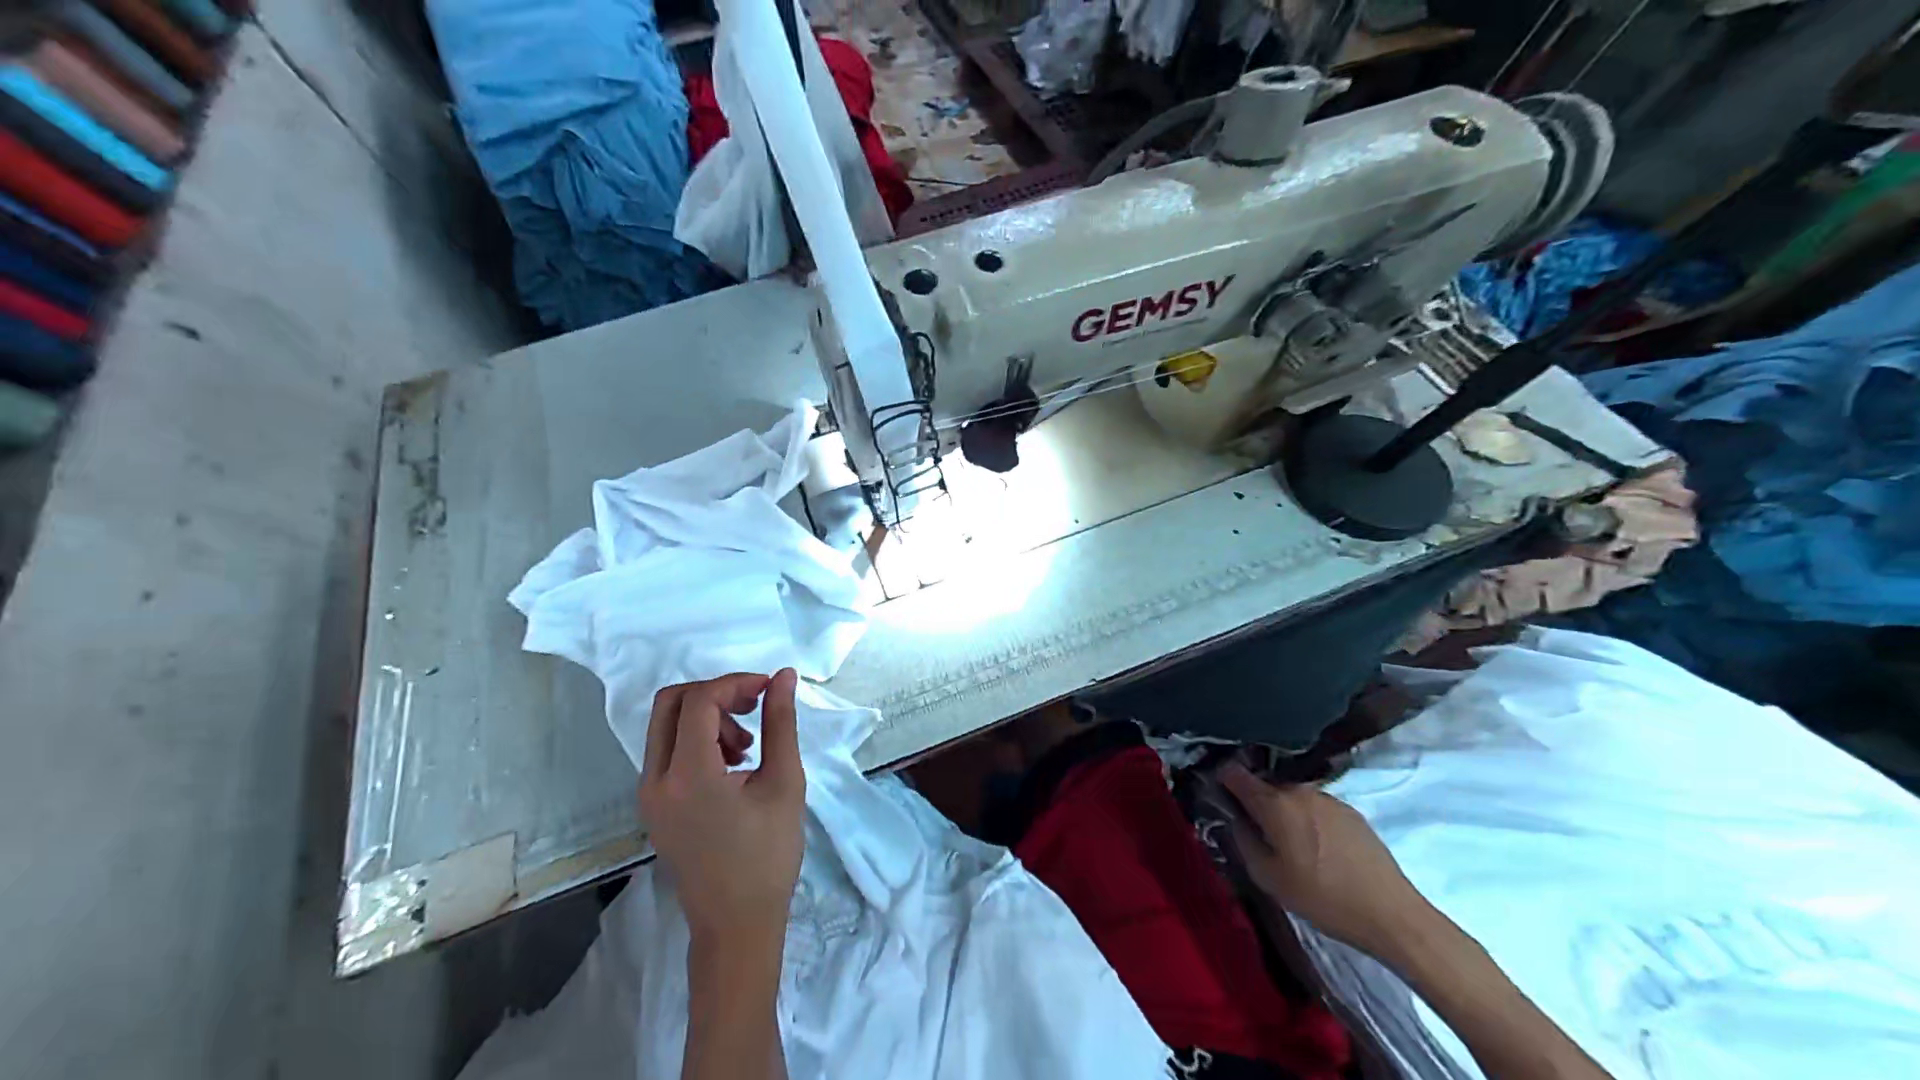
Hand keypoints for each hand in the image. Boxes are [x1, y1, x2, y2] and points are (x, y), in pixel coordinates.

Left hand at [639, 670, 806, 945]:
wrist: (736, 924)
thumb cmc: (768, 855)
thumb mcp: (784, 782)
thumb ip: (780, 723)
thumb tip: (783, 676)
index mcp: (688, 775)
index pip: (699, 701)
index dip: (735, 684)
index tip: (769, 690)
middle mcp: (655, 780)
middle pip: (670, 702)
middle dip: (715, 693)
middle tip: (753, 706)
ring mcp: (648, 794)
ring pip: (666, 725)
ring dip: (706, 717)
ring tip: (748, 746)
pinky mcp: (653, 806)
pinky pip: (667, 751)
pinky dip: (697, 739)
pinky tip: (733, 764)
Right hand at [1221, 762, 1437, 960]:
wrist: (1392, 915)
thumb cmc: (1323, 898)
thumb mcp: (1269, 879)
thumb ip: (1243, 841)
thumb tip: (1234, 819)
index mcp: (1275, 803)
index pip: (1235, 773)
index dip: (1221, 780)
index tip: (1218, 797)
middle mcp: (1299, 790)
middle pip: (1265, 785)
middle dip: (1254, 801)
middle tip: (1254, 831)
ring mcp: (1328, 798)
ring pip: (1291, 796)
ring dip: (1282, 811)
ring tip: (1288, 844)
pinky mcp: (1351, 812)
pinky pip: (1315, 807)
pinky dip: (1307, 819)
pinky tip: (1317, 848)